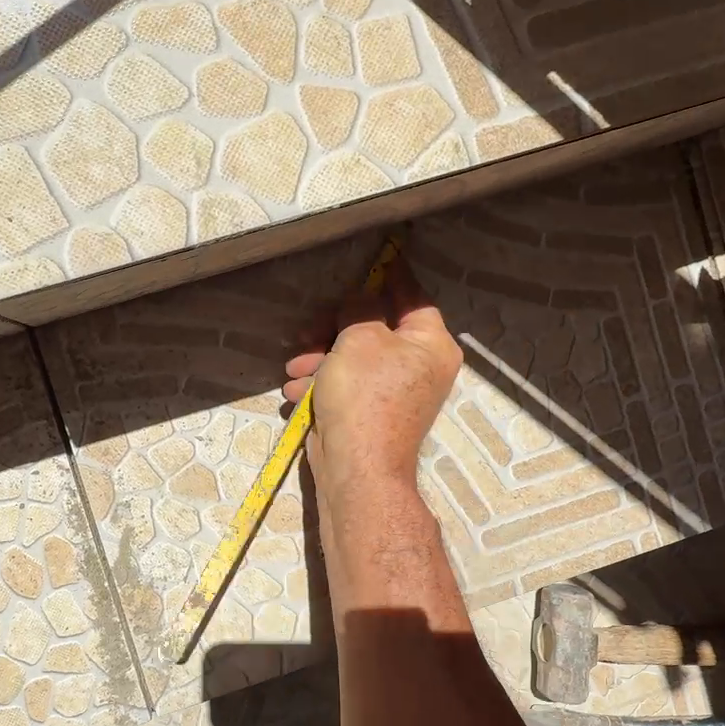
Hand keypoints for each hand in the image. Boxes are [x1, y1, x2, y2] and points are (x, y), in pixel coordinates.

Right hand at [283, 258, 463, 487]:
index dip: (390, 277)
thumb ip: (361, 309)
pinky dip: (321, 385)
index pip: (412, 297)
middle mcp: (419, 366)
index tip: (379, 257)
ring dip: (319, 359)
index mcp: (430, 344)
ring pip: (352, 358)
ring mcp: (394, 392)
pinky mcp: (369, 413)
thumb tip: (362, 299)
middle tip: (308, 331)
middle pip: (374, 329)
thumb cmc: (364, 394)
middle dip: (334, 330)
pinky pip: (345, 386)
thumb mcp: (360, 338)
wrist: (357, 467)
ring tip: (294, 369)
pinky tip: (297, 392)